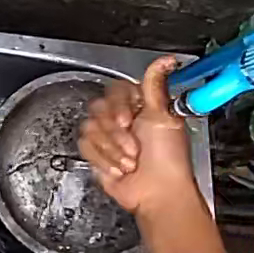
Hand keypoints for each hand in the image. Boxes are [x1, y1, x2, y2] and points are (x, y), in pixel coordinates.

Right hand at [80, 56, 202, 221]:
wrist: (158, 193)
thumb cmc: (168, 159)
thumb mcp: (164, 116)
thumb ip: (155, 85)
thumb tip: (167, 60)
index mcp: (139, 106)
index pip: (115, 90)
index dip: (118, 106)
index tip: (129, 120)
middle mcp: (123, 118)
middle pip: (99, 108)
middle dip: (116, 132)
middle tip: (133, 146)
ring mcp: (108, 136)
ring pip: (90, 128)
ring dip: (112, 149)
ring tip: (130, 161)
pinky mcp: (97, 152)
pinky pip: (85, 145)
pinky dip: (103, 159)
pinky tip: (119, 168)